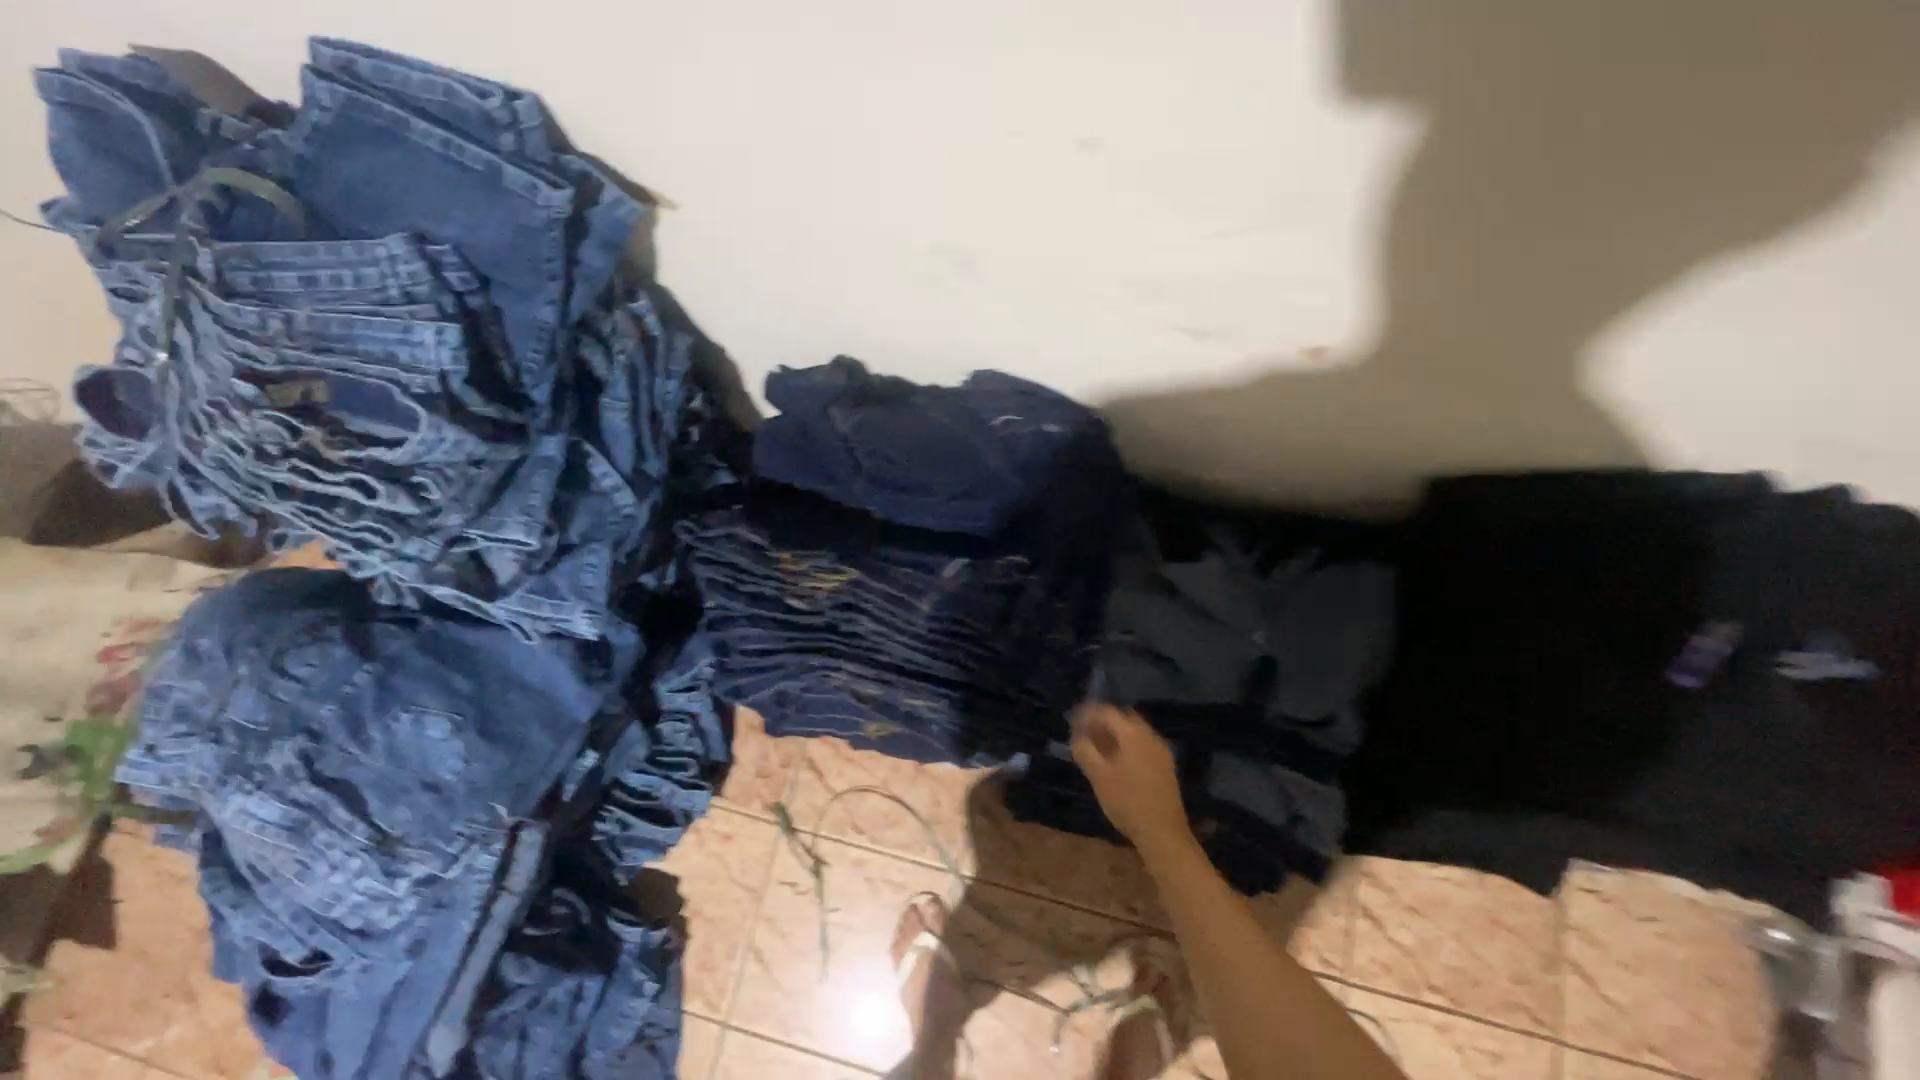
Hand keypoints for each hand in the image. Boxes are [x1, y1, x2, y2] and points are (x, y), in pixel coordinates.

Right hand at [1069, 704, 1192, 857]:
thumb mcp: (1098, 776)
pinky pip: (1142, 745)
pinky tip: (1116, 763)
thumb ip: (1085, 751)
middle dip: (1102, 722)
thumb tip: (1077, 736)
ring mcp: (1161, 751)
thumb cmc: (1127, 801)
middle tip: (1085, 734)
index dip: (1088, 713)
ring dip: (1115, 734)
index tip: (1072, 722)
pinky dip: (1126, 746)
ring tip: (1097, 749)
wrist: (1163, 831)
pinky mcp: (1166, 766)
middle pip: (1123, 718)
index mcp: (1133, 734)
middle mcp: (1150, 736)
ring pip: (1134, 732)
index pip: (1108, 712)